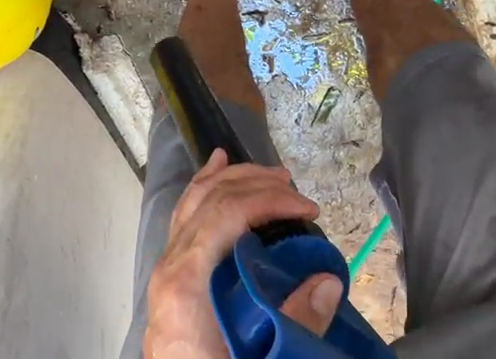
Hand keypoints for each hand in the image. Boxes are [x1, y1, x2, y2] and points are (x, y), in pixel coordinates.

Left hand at [143, 151, 346, 358]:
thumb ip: (294, 325)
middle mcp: (170, 267)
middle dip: (255, 183)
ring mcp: (165, 273)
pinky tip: (216, 169)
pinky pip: (185, 220)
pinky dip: (204, 190)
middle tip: (295, 187)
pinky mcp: (170, 285)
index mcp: (186, 281)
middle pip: (210, 200)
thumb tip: (329, 280)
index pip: (227, 213)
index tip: (309, 207)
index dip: (269, 199)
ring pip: (193, 203)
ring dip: (232, 181)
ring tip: (267, 173)